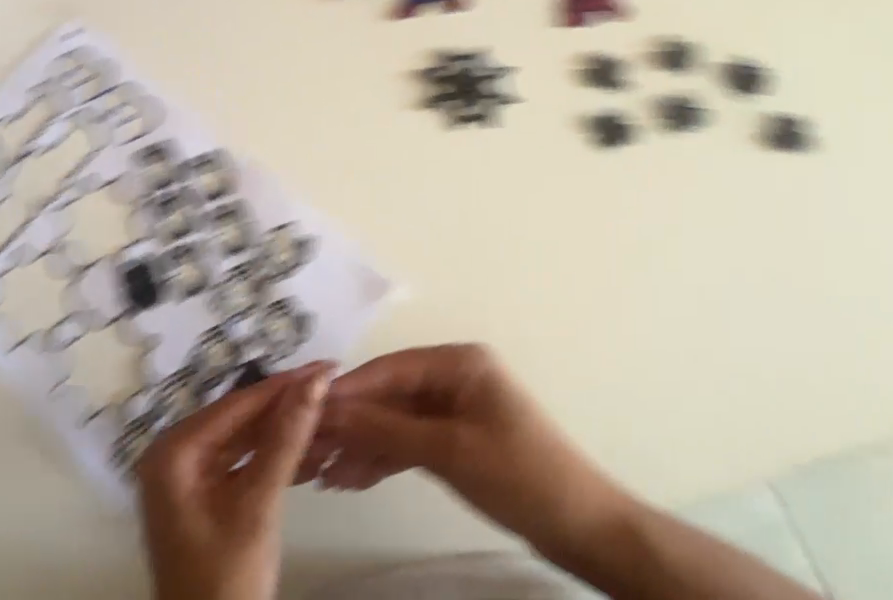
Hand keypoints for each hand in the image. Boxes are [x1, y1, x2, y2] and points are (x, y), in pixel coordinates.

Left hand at [136, 361, 332, 599]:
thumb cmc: (227, 579)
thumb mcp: (258, 505)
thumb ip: (285, 440)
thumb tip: (315, 381)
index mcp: (172, 450)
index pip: (237, 405)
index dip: (285, 385)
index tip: (326, 365)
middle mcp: (171, 454)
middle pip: (238, 420)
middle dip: (286, 408)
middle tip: (332, 387)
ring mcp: (183, 478)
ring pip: (241, 442)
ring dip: (283, 435)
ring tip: (329, 418)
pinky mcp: (199, 498)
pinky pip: (238, 466)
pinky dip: (270, 462)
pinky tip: (309, 455)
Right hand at [310, 345, 635, 558]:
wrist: (586, 529)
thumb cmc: (521, 476)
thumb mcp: (448, 451)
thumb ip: (385, 430)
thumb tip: (326, 411)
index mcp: (459, 363)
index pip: (389, 370)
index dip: (347, 391)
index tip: (306, 411)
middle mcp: (455, 377)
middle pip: (388, 396)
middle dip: (351, 424)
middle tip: (312, 449)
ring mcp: (456, 409)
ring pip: (396, 421)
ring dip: (363, 446)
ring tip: (327, 473)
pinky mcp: (459, 439)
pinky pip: (411, 441)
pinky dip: (385, 458)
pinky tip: (354, 478)